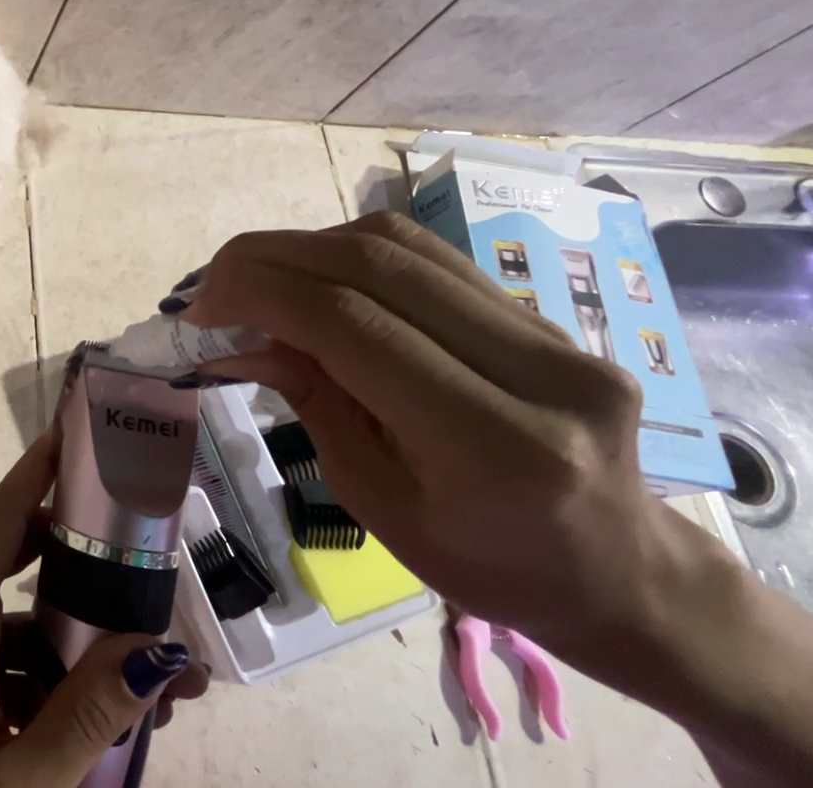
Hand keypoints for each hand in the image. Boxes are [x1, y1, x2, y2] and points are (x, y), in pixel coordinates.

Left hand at [0, 431, 206, 787]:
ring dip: (68, 641)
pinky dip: (34, 669)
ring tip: (144, 687)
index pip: (1, 512)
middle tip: (154, 576)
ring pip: (9, 617)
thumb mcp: (21, 775)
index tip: (79, 428)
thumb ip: (92, 713)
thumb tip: (166, 655)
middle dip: (85, 567)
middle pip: (16, 559)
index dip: (40, 466)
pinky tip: (83, 716)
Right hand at [184, 210, 812, 785]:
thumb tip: (236, 336)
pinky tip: (313, 277)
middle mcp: (540, 370)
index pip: (352, 324)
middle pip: (375, 266)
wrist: (612, 567)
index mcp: (495, 444)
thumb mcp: (373, 498)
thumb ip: (312, 400)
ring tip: (255, 280)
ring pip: (402, 245)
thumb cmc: (478, 560)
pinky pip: (429, 256)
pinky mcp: (543, 312)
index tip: (200, 308)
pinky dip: (350, 252)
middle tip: (211, 284)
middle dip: (270, 259)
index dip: (260, 294)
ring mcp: (553, 331)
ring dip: (306, 246)